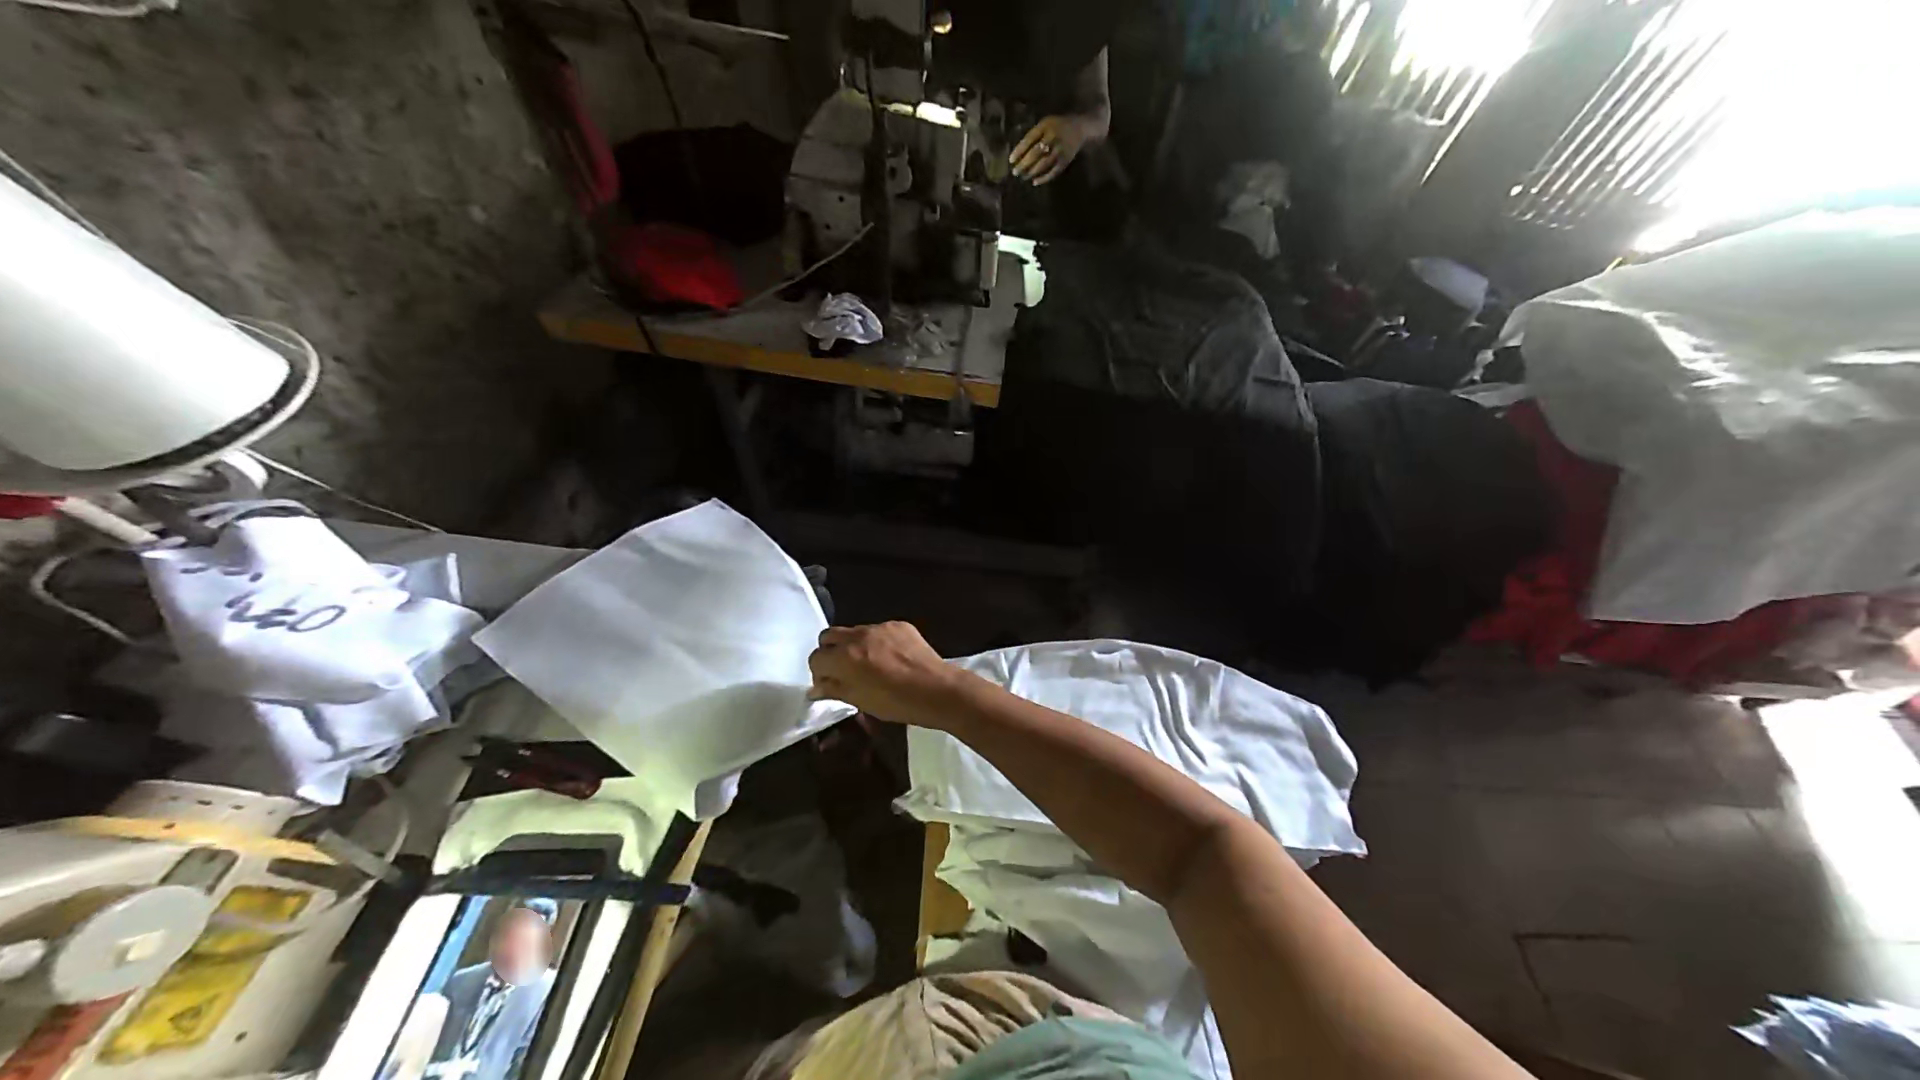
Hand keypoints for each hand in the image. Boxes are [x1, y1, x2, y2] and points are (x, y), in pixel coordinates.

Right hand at [809, 622, 964, 724]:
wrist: (936, 689)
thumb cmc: (895, 702)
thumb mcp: (860, 701)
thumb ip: (834, 689)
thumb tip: (815, 688)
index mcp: (844, 657)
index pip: (816, 658)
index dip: (819, 673)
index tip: (828, 684)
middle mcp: (858, 636)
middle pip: (829, 636)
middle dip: (830, 652)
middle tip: (841, 670)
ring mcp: (880, 627)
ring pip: (854, 632)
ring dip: (853, 646)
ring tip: (869, 665)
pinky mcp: (898, 625)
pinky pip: (878, 630)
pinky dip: (876, 642)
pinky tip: (890, 658)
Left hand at [1010, 115, 1086, 185]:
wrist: (1080, 128)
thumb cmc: (1057, 126)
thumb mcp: (1045, 124)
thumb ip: (1034, 135)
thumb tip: (1019, 153)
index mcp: (1046, 126)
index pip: (1029, 139)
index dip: (1019, 151)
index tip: (1011, 161)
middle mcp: (1053, 137)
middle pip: (1035, 153)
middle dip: (1023, 164)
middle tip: (1015, 172)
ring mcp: (1060, 150)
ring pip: (1043, 164)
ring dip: (1031, 172)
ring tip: (1023, 177)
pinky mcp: (1065, 160)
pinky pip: (1053, 172)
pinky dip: (1043, 178)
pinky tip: (1035, 182)